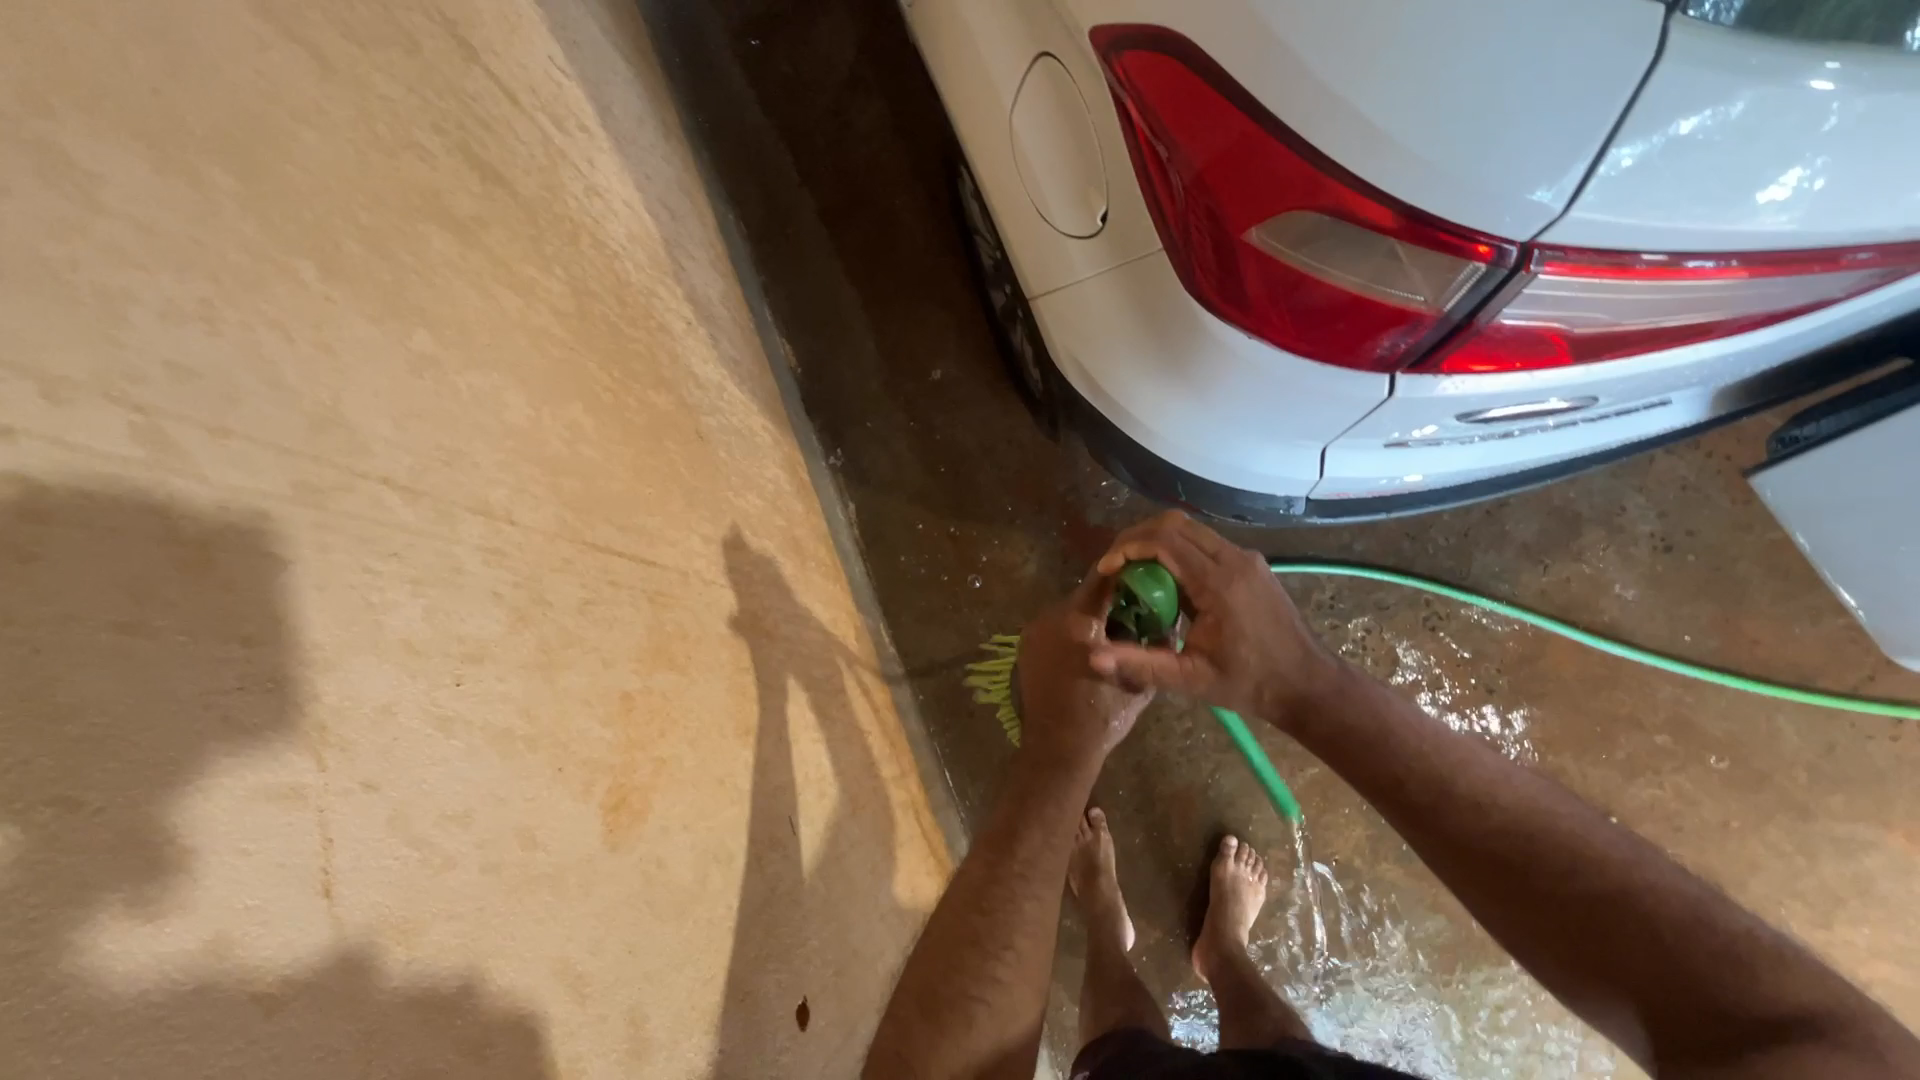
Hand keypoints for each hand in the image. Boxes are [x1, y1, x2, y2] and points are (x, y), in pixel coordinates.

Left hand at [1016, 566, 1153, 769]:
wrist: (1057, 748)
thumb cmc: (1102, 717)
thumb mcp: (1139, 682)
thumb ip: (1155, 646)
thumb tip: (1170, 620)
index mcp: (1078, 621)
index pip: (1104, 577)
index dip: (1126, 570)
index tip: (1145, 571)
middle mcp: (1051, 617)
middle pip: (1087, 594)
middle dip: (1112, 600)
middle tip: (1137, 611)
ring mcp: (1034, 630)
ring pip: (1071, 609)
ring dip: (1092, 616)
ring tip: (1116, 634)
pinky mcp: (1027, 644)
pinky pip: (1056, 626)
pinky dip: (1074, 630)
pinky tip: (1091, 648)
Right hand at [1088, 511, 1343, 728]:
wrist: (1307, 684)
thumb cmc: (1249, 684)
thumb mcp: (1190, 679)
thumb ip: (1140, 664)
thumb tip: (1093, 657)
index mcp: (1219, 584)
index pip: (1164, 540)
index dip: (1127, 547)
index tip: (1106, 569)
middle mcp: (1234, 560)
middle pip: (1175, 523)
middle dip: (1136, 537)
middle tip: (1114, 564)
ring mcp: (1246, 559)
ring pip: (1191, 529)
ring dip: (1156, 542)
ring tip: (1133, 572)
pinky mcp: (1251, 564)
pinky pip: (1205, 543)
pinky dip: (1177, 551)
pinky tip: (1165, 582)